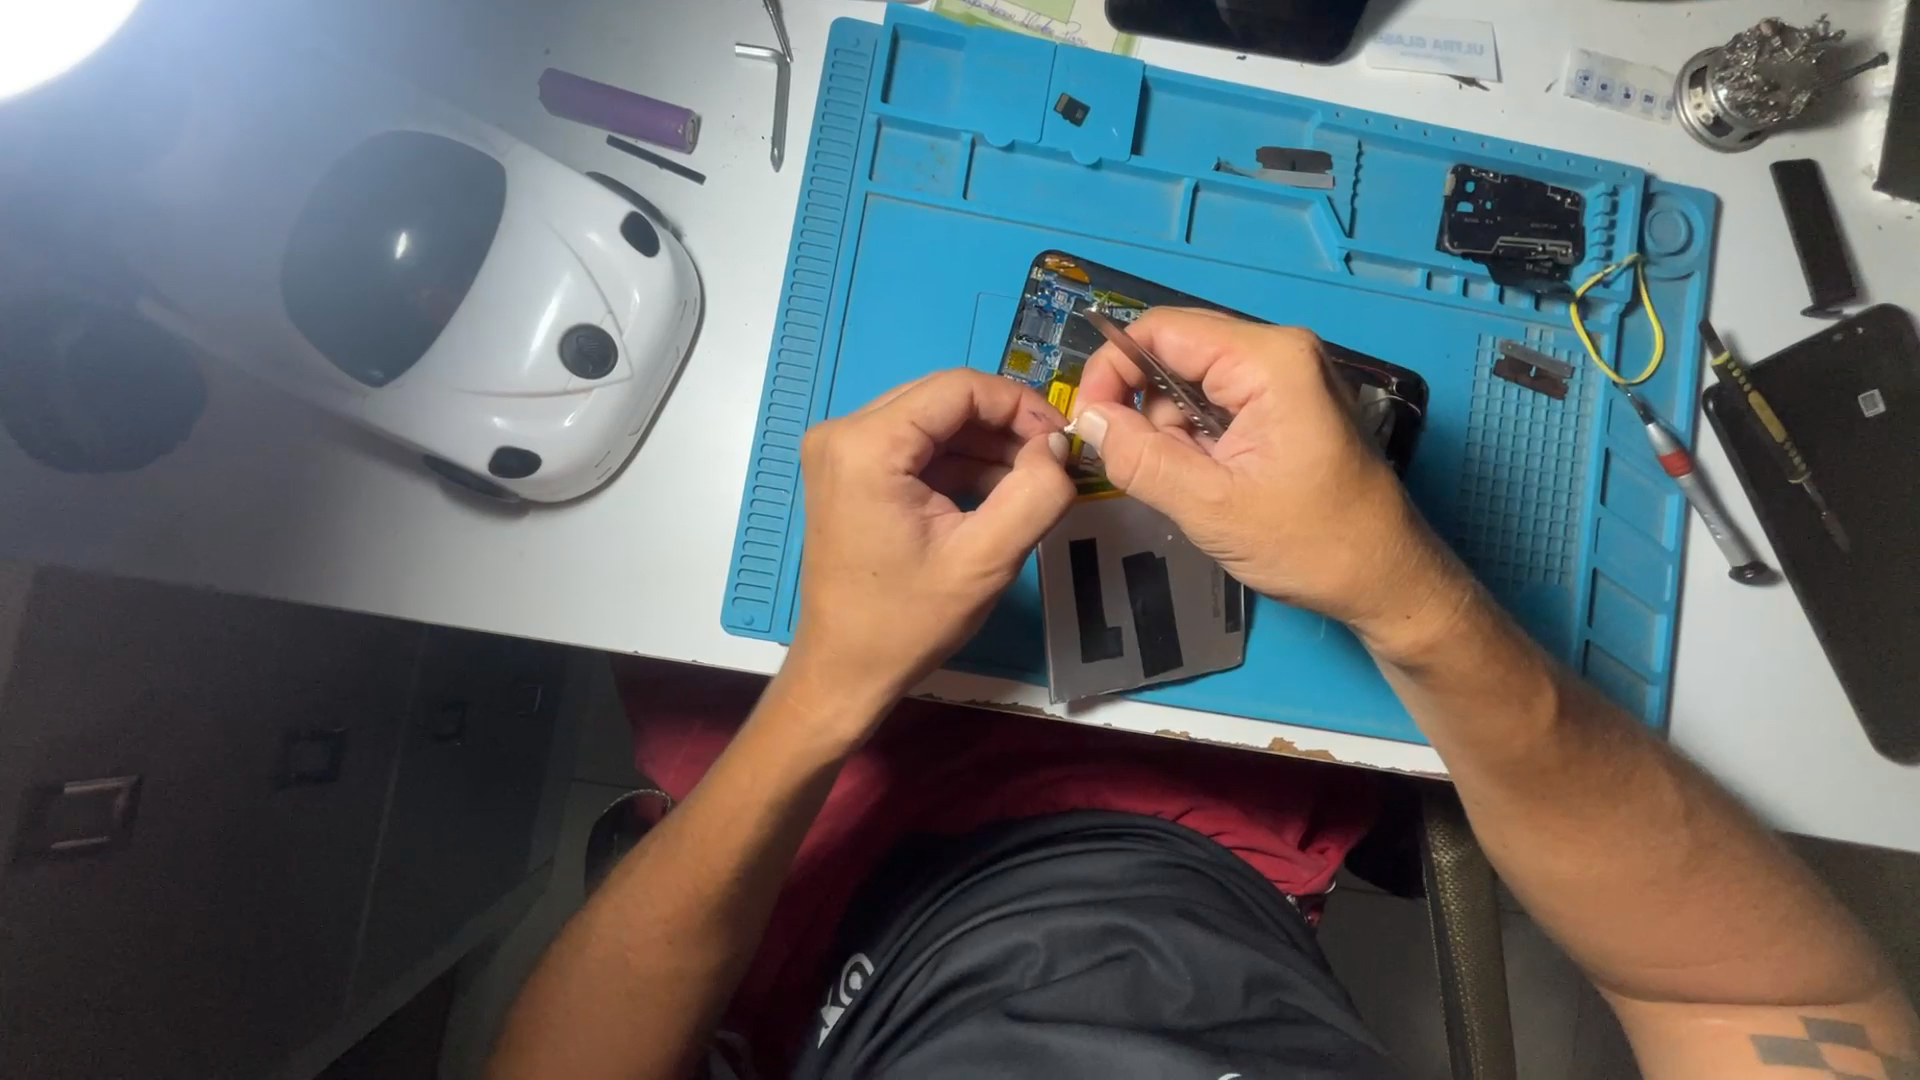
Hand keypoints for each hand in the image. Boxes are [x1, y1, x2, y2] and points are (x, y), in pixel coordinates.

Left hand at [786, 369, 1074, 725]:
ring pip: (934, 422)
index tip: (1062, 440)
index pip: (958, 388)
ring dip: (985, 446)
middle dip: (1005, 426)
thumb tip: (1059, 447)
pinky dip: (959, 464)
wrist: (846, 669)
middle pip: (944, 400)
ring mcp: (842, 452)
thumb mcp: (985, 561)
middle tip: (1051, 463)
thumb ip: (1036, 495)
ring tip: (1030, 484)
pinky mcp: (850, 472)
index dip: (1020, 404)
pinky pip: (916, 448)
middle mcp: (844, 432)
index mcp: (866, 444)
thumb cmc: (907, 622)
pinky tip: (995, 494)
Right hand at [1072, 308, 1473, 655]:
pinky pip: (1209, 408)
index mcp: (1268, 360)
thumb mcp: (1210, 506)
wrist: (1383, 579)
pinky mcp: (1279, 407)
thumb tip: (1084, 419)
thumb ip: (1139, 458)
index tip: (1088, 422)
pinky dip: (1192, 443)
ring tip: (1196, 485)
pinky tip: (1211, 481)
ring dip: (1169, 435)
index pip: (1161, 331)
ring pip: (1185, 387)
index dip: (1111, 369)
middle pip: (1173, 355)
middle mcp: (1276, 354)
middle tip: (1144, 467)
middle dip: (1143, 411)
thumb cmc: (1311, 544)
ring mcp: (1280, 380)